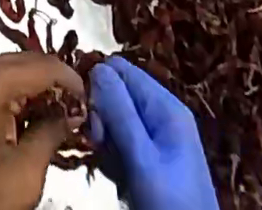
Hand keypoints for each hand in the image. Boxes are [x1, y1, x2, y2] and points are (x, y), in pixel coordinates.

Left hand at [0, 53, 84, 209]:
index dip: (71, 80)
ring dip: (37, 85)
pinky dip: (17, 91)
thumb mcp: (23, 175)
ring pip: (10, 67)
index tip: (92, 101)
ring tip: (62, 114)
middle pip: (25, 61)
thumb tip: (71, 115)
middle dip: (55, 81)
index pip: (42, 65)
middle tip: (81, 109)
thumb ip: (50, 136)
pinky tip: (33, 115)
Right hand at [86, 57, 218, 209]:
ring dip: (104, 138)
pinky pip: (120, 139)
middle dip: (100, 115)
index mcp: (165, 106)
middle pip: (114, 92)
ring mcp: (157, 136)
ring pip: (113, 117)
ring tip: (110, 164)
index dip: (98, 84)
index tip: (91, 114)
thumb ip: (120, 111)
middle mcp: (161, 114)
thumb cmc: (170, 205)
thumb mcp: (142, 158)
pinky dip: (112, 154)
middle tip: (99, 143)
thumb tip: (97, 66)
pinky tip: (116, 174)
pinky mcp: (151, 156)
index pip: (119, 68)